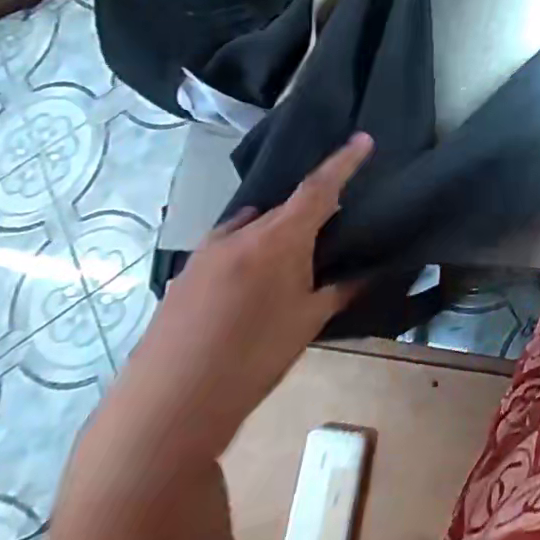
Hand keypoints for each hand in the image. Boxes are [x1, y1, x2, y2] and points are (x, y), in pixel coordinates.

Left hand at [136, 131, 373, 459]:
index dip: (344, 162)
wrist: (171, 401)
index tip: (363, 138)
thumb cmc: (253, 359)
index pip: (320, 188)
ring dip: (276, 232)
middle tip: (332, 229)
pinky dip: (249, 250)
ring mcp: (209, 249)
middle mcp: (242, 231)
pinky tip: (251, 286)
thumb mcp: (307, 324)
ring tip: (291, 263)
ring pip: (254, 225)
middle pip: (285, 207)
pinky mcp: (188, 270)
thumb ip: (339, 291)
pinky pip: (229, 245)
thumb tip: (368, 272)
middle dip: (310, 211)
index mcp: (278, 239)